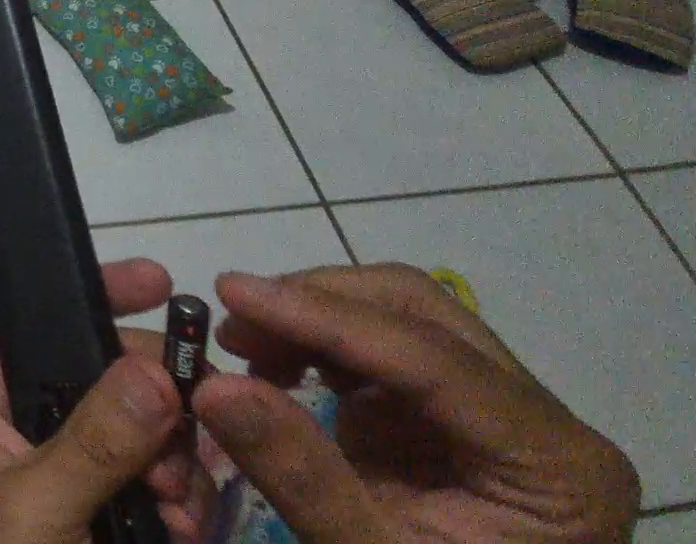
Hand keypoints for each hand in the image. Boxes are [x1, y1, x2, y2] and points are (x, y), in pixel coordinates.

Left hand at [0, 258, 215, 543]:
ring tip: (177, 502)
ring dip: (174, 457)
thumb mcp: (31, 504)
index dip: (95, 296)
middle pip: (104, 371)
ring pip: (141, 428)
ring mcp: (69, 463)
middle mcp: (26, 413)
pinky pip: (154, 482)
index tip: (162, 283)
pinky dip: (179, 500)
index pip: (39, 320)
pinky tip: (185, 525)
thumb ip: (92, 441)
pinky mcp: (102, 510)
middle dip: (155, 395)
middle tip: (188, 424)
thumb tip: (155, 370)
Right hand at [194, 264, 640, 543]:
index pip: (429, 355)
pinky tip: (273, 367)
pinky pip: (371, 344)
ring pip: (391, 311)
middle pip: (416, 310)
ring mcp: (488, 405)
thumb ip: (301, 475)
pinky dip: (312, 341)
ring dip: (306, 315)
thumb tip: (212, 386)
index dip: (323, 316)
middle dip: (313, 302)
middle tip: (233, 322)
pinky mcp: (440, 408)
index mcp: (552, 462)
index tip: (230, 290)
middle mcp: (535, 415)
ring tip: (240, 345)